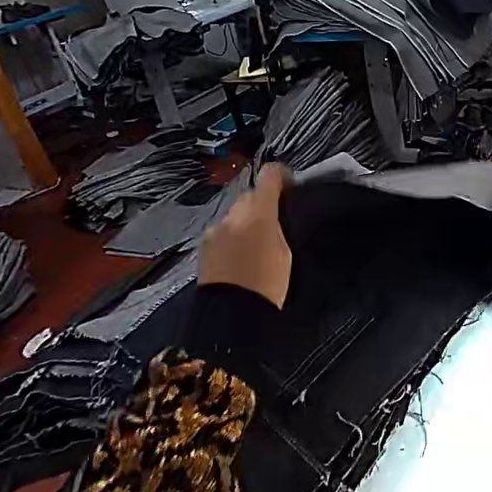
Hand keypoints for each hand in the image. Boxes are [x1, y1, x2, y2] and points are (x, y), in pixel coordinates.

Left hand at [200, 164, 292, 308]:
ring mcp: (215, 229)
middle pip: (249, 196)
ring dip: (244, 222)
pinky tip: (238, 256)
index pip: (269, 176)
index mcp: (259, 213)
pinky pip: (222, 232)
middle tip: (272, 223)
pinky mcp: (204, 246)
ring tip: (254, 245)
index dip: (280, 176)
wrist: (231, 315)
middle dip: (260, 204)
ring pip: (234, 214)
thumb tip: (272, 218)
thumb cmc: (267, 285)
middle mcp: (233, 215)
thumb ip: (277, 227)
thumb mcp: (284, 253)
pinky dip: (231, 237)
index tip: (288, 184)